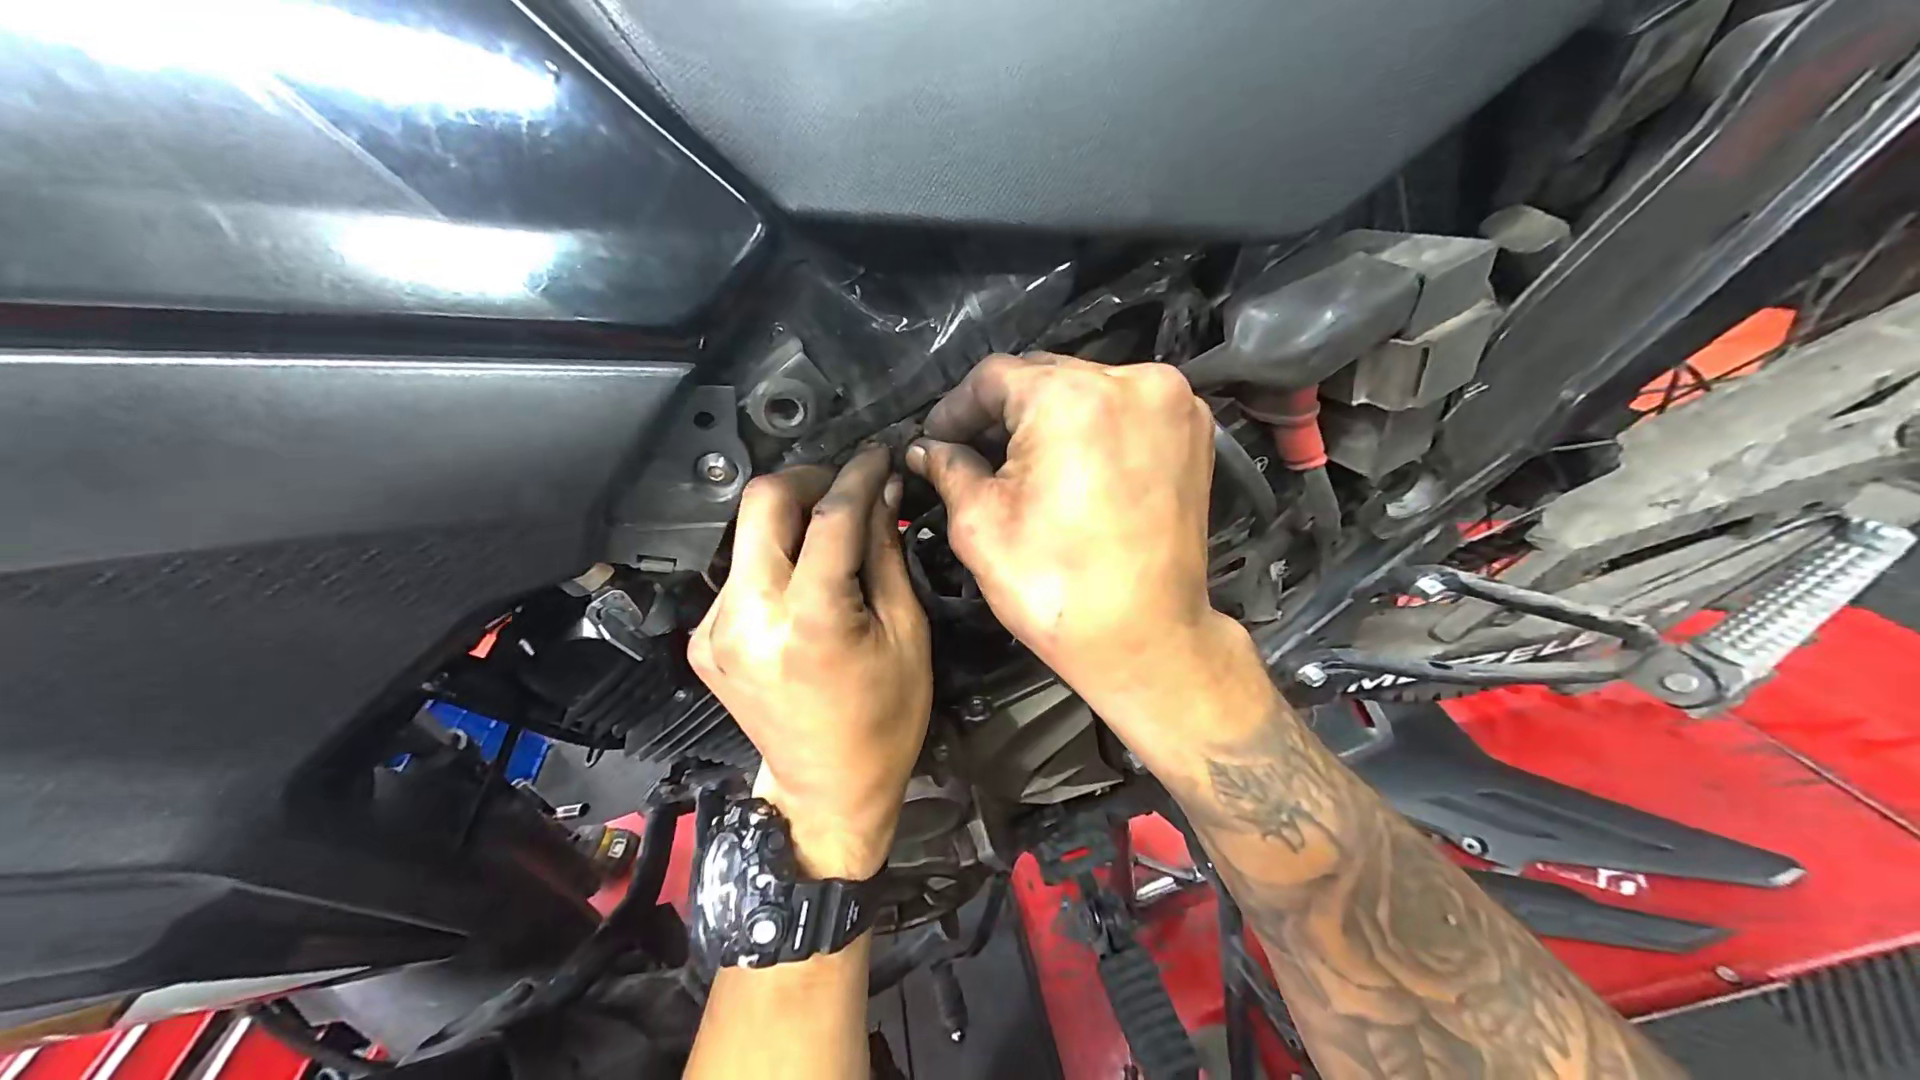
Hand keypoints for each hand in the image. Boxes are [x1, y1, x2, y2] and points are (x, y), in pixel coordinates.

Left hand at [689, 447, 931, 879]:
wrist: (828, 789)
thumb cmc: (884, 721)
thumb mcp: (906, 634)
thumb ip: (886, 555)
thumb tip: (882, 495)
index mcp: (810, 621)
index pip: (829, 516)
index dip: (857, 474)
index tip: (877, 457)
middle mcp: (748, 617)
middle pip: (762, 502)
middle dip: (808, 479)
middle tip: (846, 489)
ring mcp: (716, 629)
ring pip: (747, 533)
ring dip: (792, 520)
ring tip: (833, 537)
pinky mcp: (705, 639)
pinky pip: (740, 571)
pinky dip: (775, 559)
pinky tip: (805, 579)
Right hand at [906, 353, 1242, 730]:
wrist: (1146, 638)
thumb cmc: (1059, 589)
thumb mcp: (980, 524)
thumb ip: (949, 469)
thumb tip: (928, 449)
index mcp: (1071, 399)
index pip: (994, 377)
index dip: (956, 409)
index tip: (938, 438)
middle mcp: (1132, 382)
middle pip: (1042, 377)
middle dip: (1002, 414)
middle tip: (971, 453)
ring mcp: (1171, 403)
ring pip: (1085, 389)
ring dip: (1047, 418)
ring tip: (1020, 464)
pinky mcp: (1192, 430)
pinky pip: (1123, 408)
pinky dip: (1092, 427)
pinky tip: (1070, 466)